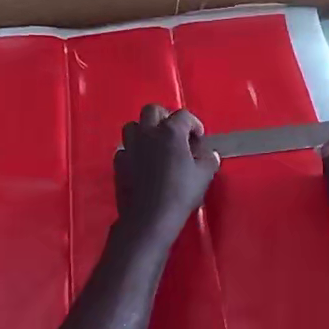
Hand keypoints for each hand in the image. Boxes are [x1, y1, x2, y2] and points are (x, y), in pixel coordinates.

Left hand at [114, 104, 219, 247]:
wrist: (149, 217)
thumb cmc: (180, 194)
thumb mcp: (204, 176)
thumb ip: (209, 159)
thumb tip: (210, 154)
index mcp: (170, 132)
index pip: (183, 115)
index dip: (194, 124)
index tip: (198, 138)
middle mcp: (147, 132)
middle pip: (152, 110)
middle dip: (165, 117)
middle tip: (174, 133)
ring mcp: (129, 146)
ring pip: (133, 126)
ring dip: (144, 130)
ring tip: (155, 145)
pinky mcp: (118, 162)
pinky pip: (125, 148)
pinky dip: (133, 151)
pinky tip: (141, 164)